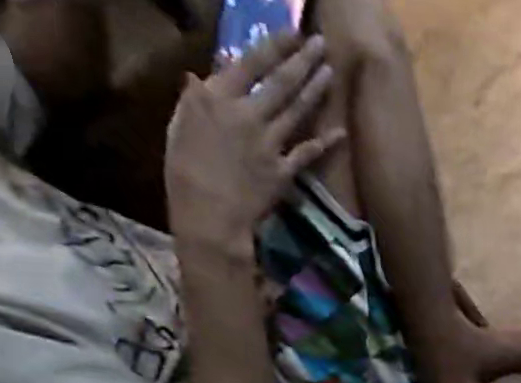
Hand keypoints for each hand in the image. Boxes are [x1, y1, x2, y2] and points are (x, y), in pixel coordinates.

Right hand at [164, 34, 343, 251]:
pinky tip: (340, 131)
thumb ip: (197, 101)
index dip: (273, 47)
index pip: (248, 64)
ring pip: (297, 111)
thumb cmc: (185, 168)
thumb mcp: (180, 125)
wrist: (208, 212)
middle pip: (280, 83)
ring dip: (315, 90)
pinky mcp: (284, 170)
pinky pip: (308, 153)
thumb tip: (203, 80)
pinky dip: (325, 142)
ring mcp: (268, 143)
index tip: (291, 33)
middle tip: (321, 44)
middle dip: (302, 61)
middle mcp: (246, 115)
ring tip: (330, 72)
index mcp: (215, 99)